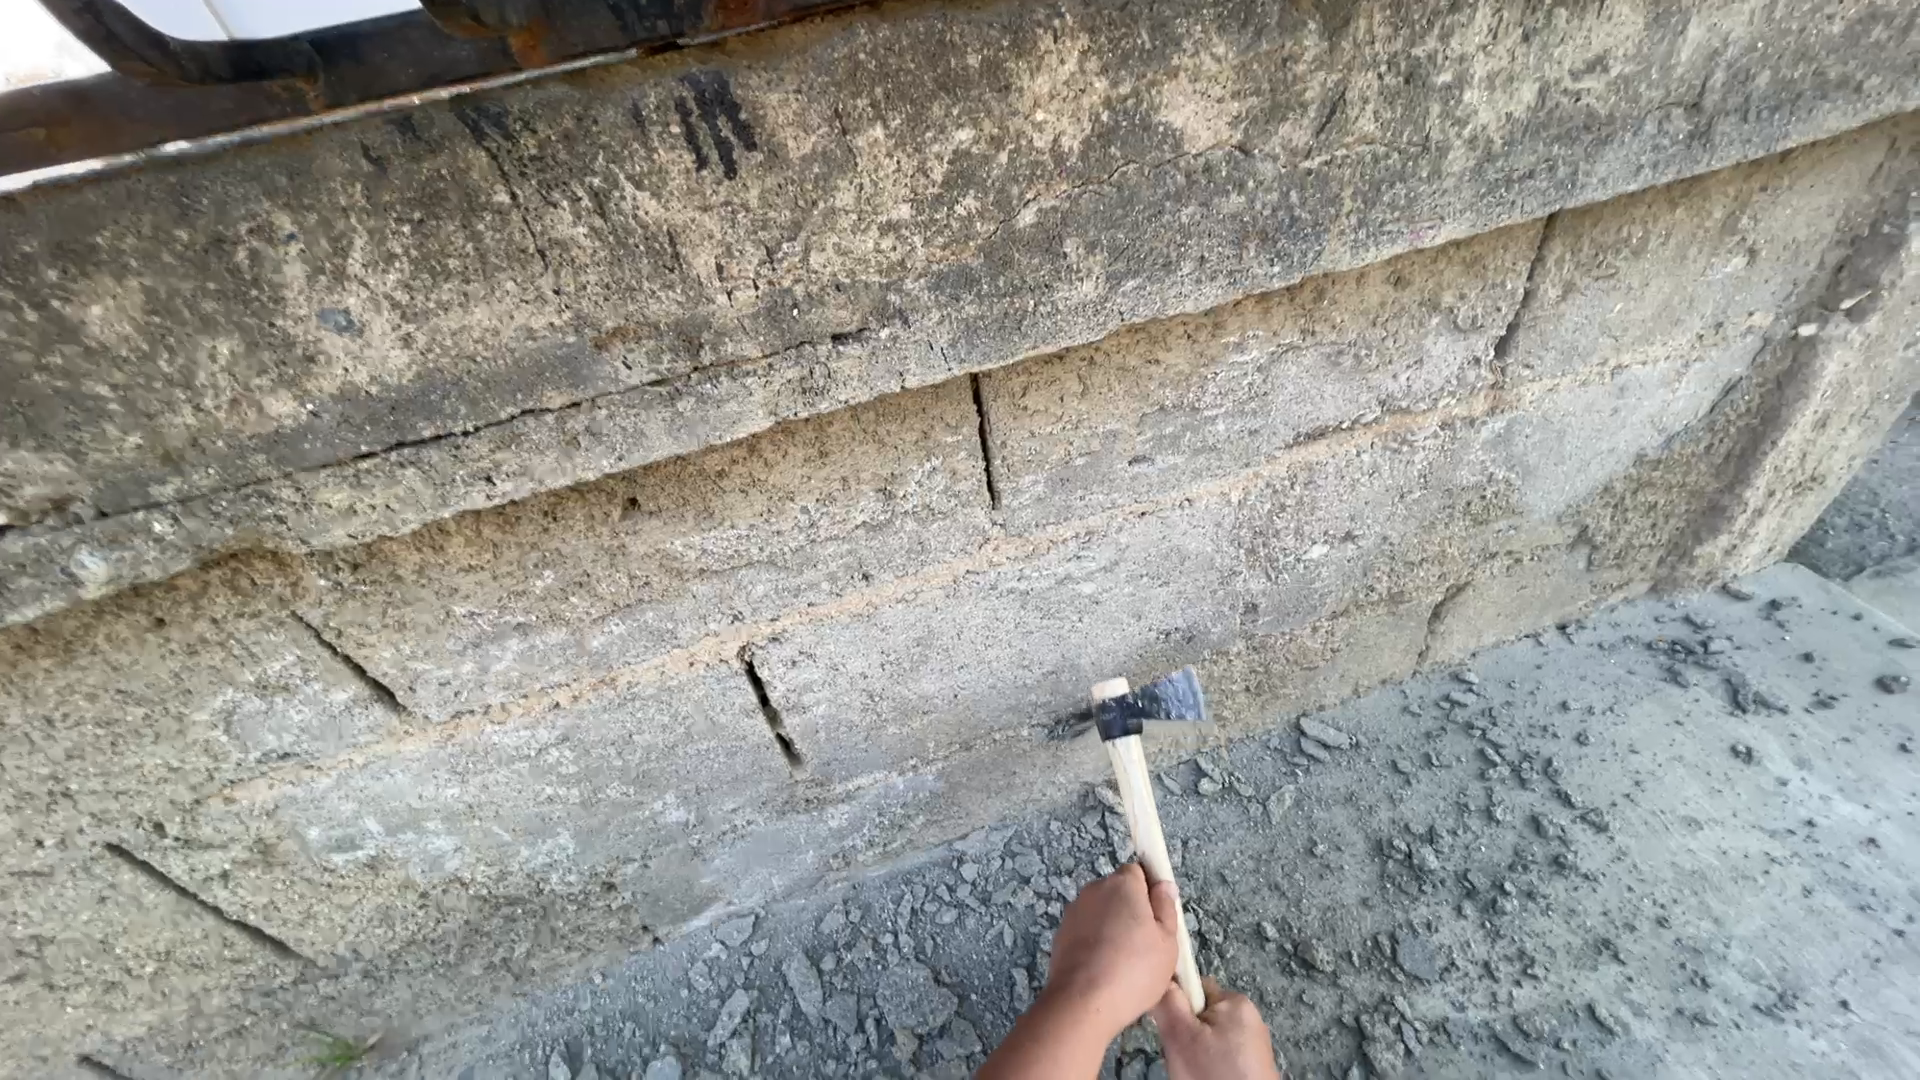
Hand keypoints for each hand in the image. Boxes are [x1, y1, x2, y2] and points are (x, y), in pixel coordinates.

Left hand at [1038, 863, 1182, 1039]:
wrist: (1083, 1000)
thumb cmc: (1134, 969)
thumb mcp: (1166, 942)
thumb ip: (1166, 908)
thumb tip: (1164, 884)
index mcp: (1122, 884)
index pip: (1137, 872)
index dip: (1148, 893)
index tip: (1156, 920)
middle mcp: (1095, 888)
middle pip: (1118, 891)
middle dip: (1130, 911)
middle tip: (1145, 945)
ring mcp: (1075, 909)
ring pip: (1101, 912)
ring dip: (1111, 927)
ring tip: (1123, 963)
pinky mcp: (1062, 931)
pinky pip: (1086, 930)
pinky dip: (1095, 942)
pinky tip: (1103, 969)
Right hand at [1152, 977, 1284, 1079]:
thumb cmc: (1212, 1075)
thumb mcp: (1180, 1035)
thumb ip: (1168, 1000)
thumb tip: (1160, 975)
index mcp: (1236, 1001)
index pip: (1194, 987)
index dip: (1178, 1007)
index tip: (1175, 1031)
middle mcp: (1249, 1016)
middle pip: (1201, 1013)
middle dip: (1188, 1033)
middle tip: (1184, 1056)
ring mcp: (1254, 1043)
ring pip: (1209, 1037)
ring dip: (1197, 1051)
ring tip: (1196, 1071)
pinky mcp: (1255, 1066)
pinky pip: (1223, 1055)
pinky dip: (1211, 1066)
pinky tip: (1208, 1078)